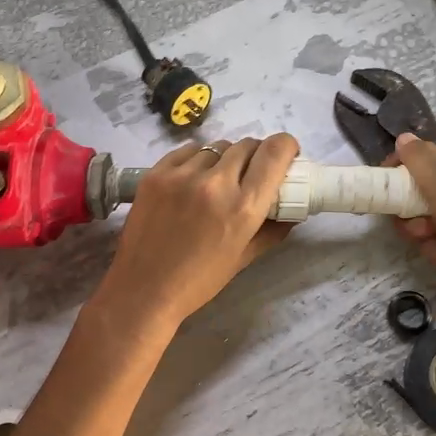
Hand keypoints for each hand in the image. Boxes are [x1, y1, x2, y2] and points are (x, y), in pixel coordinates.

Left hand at [92, 134, 300, 329]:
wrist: (142, 290)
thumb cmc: (198, 281)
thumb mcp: (243, 258)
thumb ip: (272, 230)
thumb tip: (293, 210)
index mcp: (243, 207)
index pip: (274, 153)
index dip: (286, 147)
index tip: (286, 156)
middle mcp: (215, 183)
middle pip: (247, 145)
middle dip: (256, 155)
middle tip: (251, 174)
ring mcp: (182, 175)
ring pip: (217, 146)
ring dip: (225, 158)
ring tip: (217, 180)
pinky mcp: (155, 173)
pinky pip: (187, 151)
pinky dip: (197, 160)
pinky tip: (193, 179)